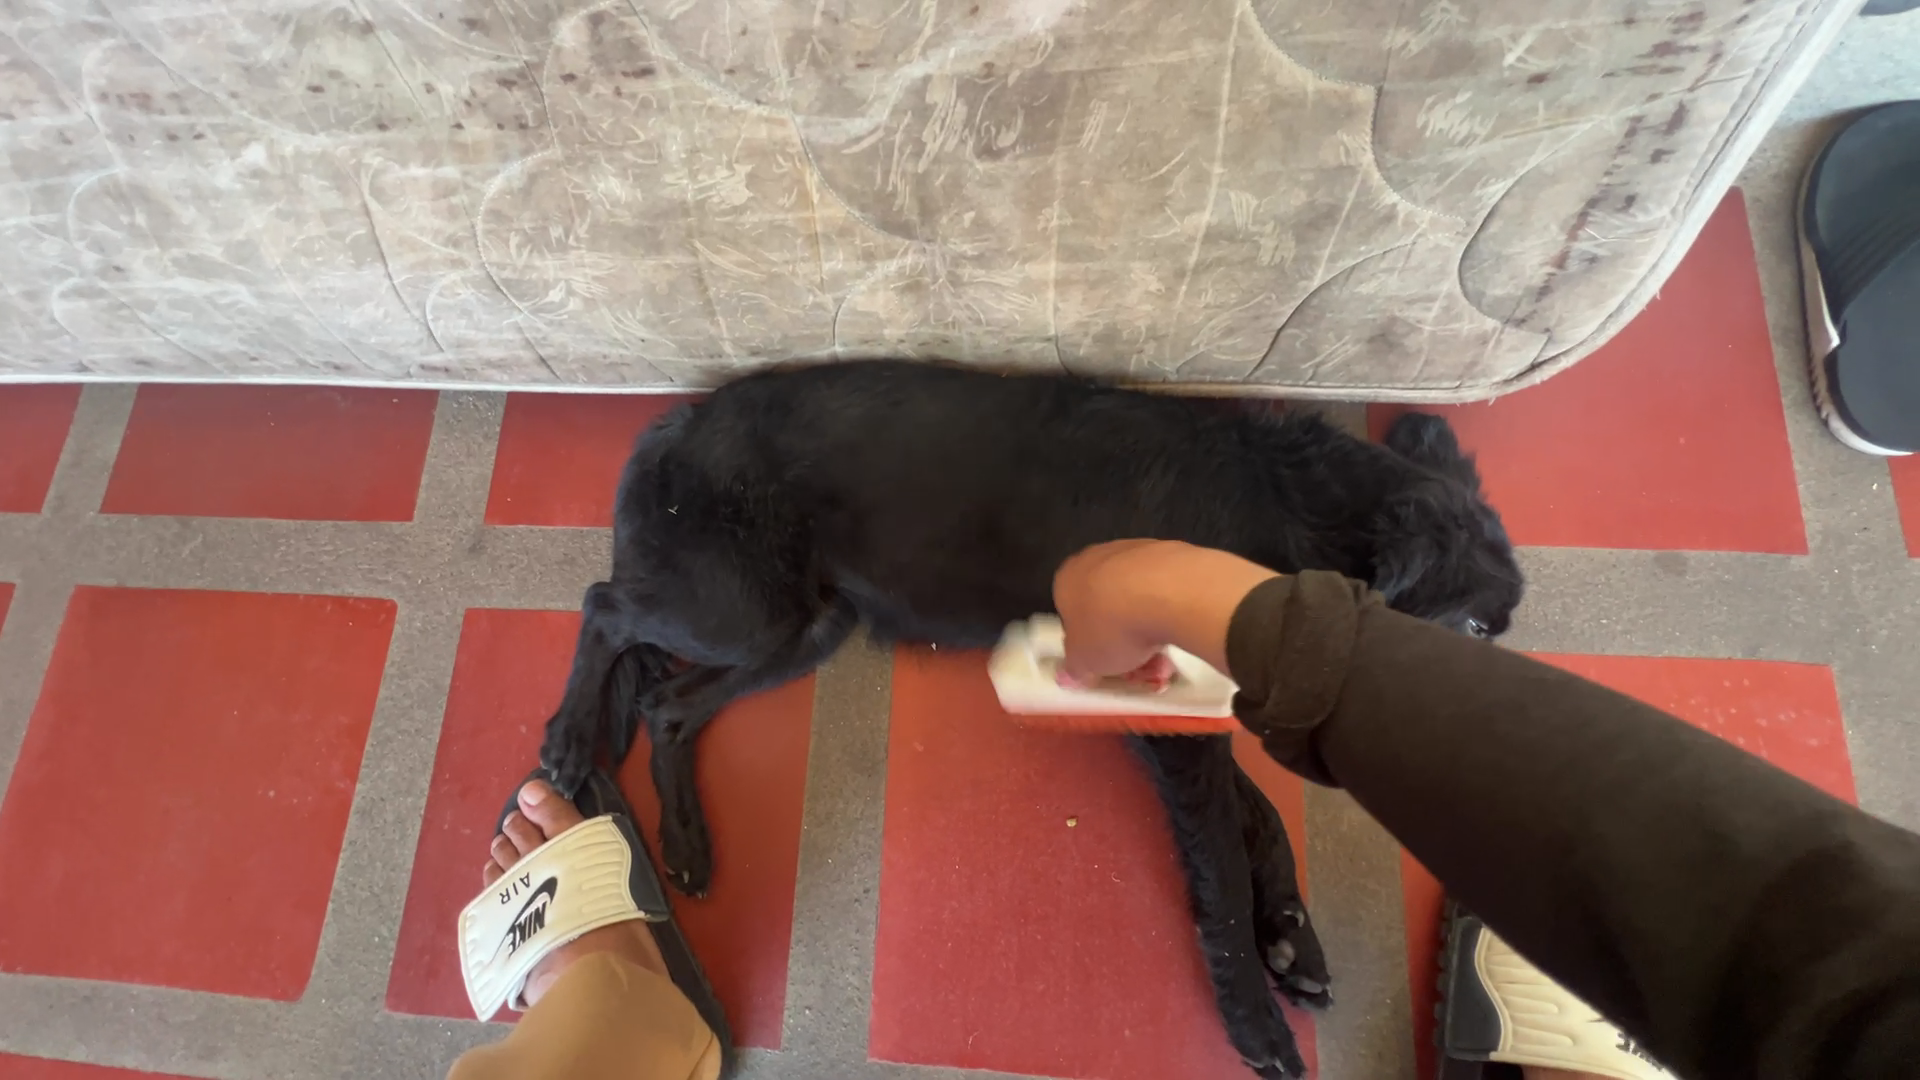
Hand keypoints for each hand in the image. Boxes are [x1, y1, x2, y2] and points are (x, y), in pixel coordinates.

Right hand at [1052, 540, 1282, 684]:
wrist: (1168, 593)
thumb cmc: (1111, 626)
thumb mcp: (1083, 662)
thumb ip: (1075, 667)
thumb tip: (1072, 672)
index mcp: (1068, 579)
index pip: (1072, 613)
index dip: (1088, 642)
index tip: (1103, 663)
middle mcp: (1097, 558)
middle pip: (1107, 607)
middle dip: (1123, 641)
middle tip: (1138, 668)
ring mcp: (1136, 552)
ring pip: (1138, 599)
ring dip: (1149, 631)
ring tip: (1166, 661)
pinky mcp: (1171, 552)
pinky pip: (1165, 590)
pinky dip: (1171, 612)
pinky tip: (1180, 634)